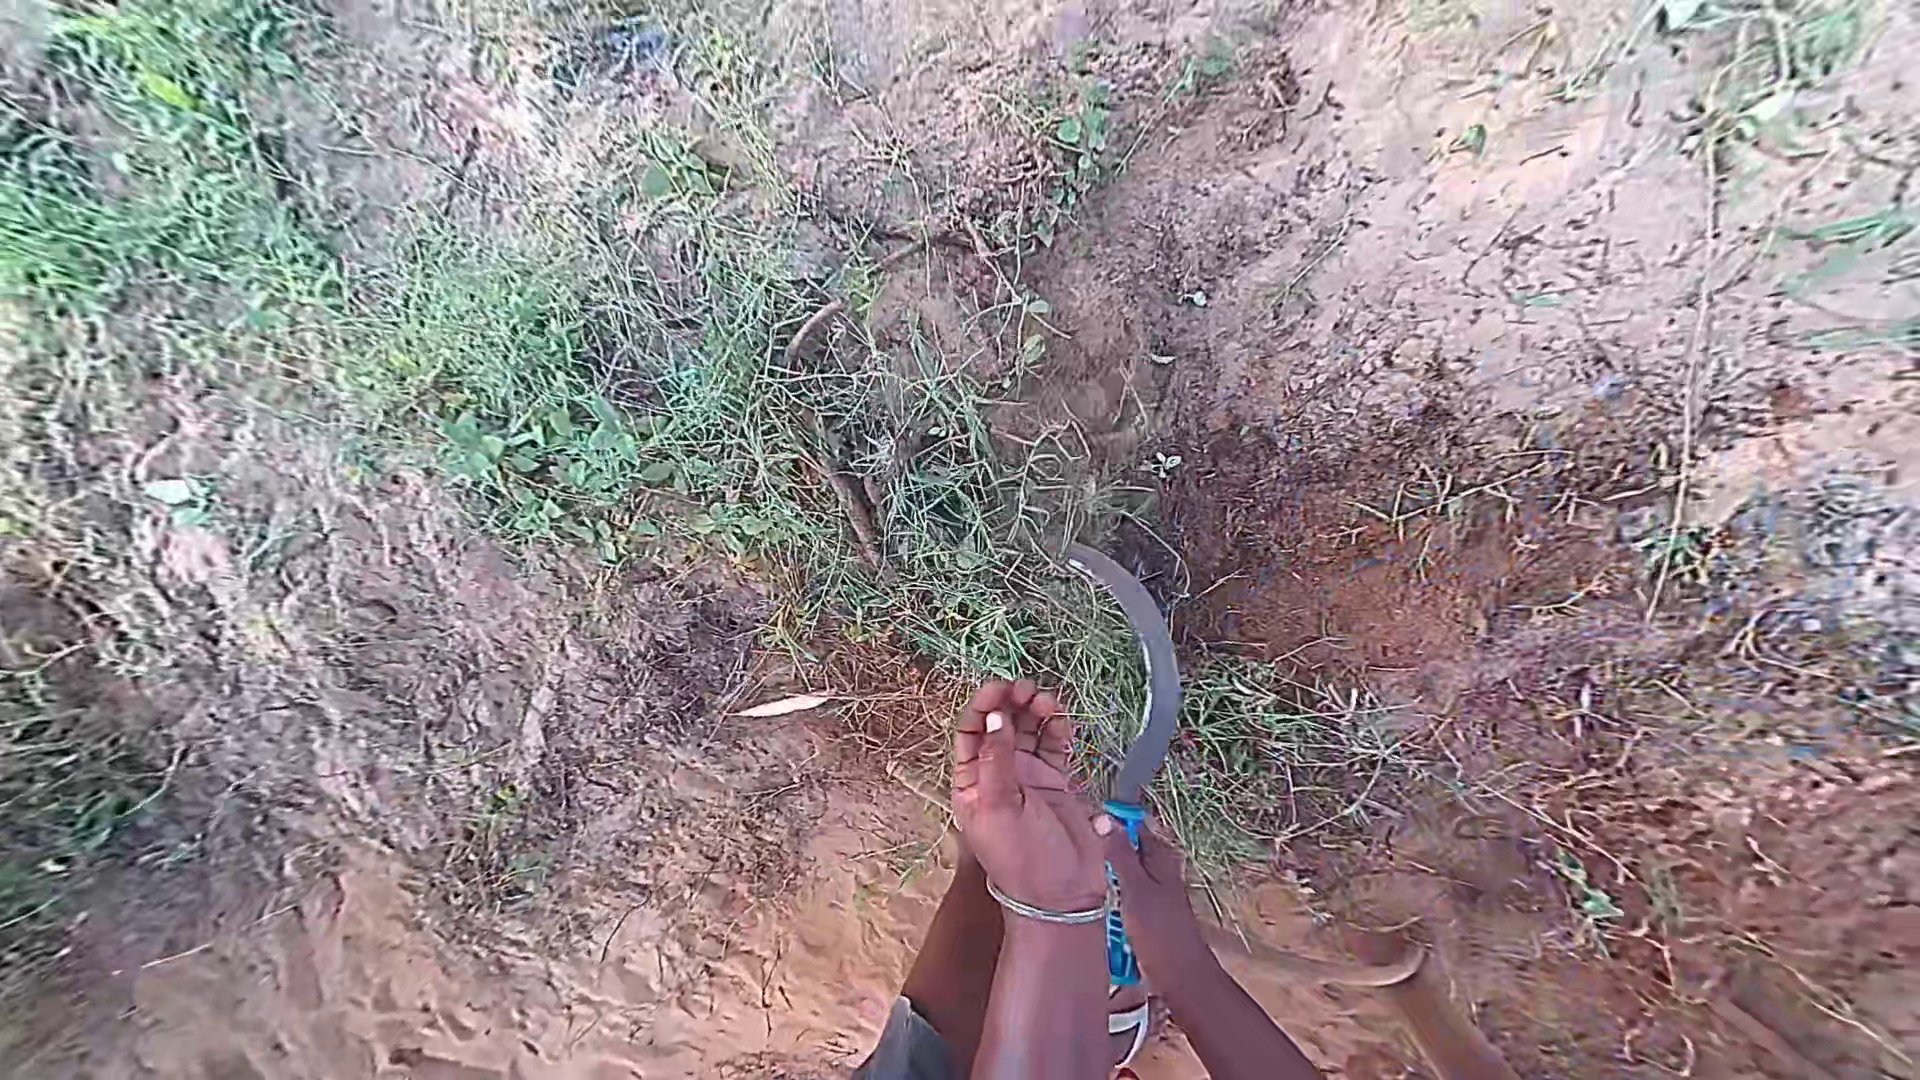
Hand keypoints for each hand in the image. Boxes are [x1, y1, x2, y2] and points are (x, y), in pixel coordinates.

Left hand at [952, 680, 1106, 911]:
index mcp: (973, 782)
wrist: (1062, 896)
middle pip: (1001, 725)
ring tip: (1046, 701)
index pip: (970, 732)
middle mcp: (998, 773)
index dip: (982, 707)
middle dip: (1012, 703)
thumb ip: (997, 759)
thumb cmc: (1022, 856)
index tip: (998, 687)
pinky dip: (1057, 727)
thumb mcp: (1000, 807)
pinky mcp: (1054, 779)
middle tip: (1027, 690)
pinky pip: (1053, 744)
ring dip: (1035, 710)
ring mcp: (1027, 775)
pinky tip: (1061, 718)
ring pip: (1028, 729)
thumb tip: (994, 717)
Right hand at [1103, 817, 1211, 981]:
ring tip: (1097, 890)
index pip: (1130, 822)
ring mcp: (1154, 886)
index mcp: (1159, 853)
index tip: (1087, 831)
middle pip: (1125, 846)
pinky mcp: (1148, 907)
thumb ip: (1119, 853)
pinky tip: (1107, 908)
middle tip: (1091, 866)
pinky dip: (1114, 896)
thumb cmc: (1159, 932)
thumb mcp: (1134, 888)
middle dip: (1106, 854)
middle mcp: (1159, 864)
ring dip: (1109, 878)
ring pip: (1122, 870)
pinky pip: (1124, 891)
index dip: (1109, 823)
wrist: (1182, 980)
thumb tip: (1102, 816)